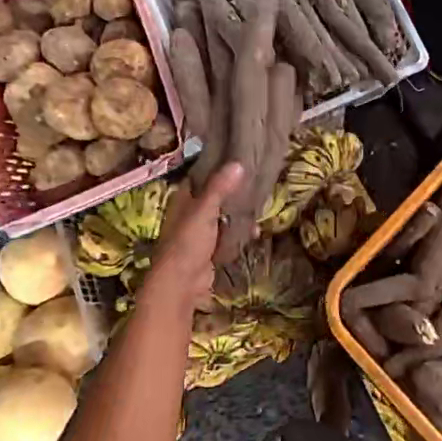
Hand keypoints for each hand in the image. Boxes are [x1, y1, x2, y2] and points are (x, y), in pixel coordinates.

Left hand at [138, 163, 245, 313]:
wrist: (181, 283)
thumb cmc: (188, 242)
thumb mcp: (204, 210)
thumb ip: (219, 187)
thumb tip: (238, 163)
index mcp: (183, 198)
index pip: (201, 175)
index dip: (218, 166)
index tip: (240, 157)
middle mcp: (190, 211)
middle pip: (215, 195)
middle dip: (233, 191)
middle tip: (257, 182)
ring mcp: (200, 231)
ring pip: (223, 215)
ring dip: (238, 212)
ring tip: (260, 205)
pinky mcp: (210, 248)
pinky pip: (227, 234)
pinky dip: (239, 232)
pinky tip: (254, 231)